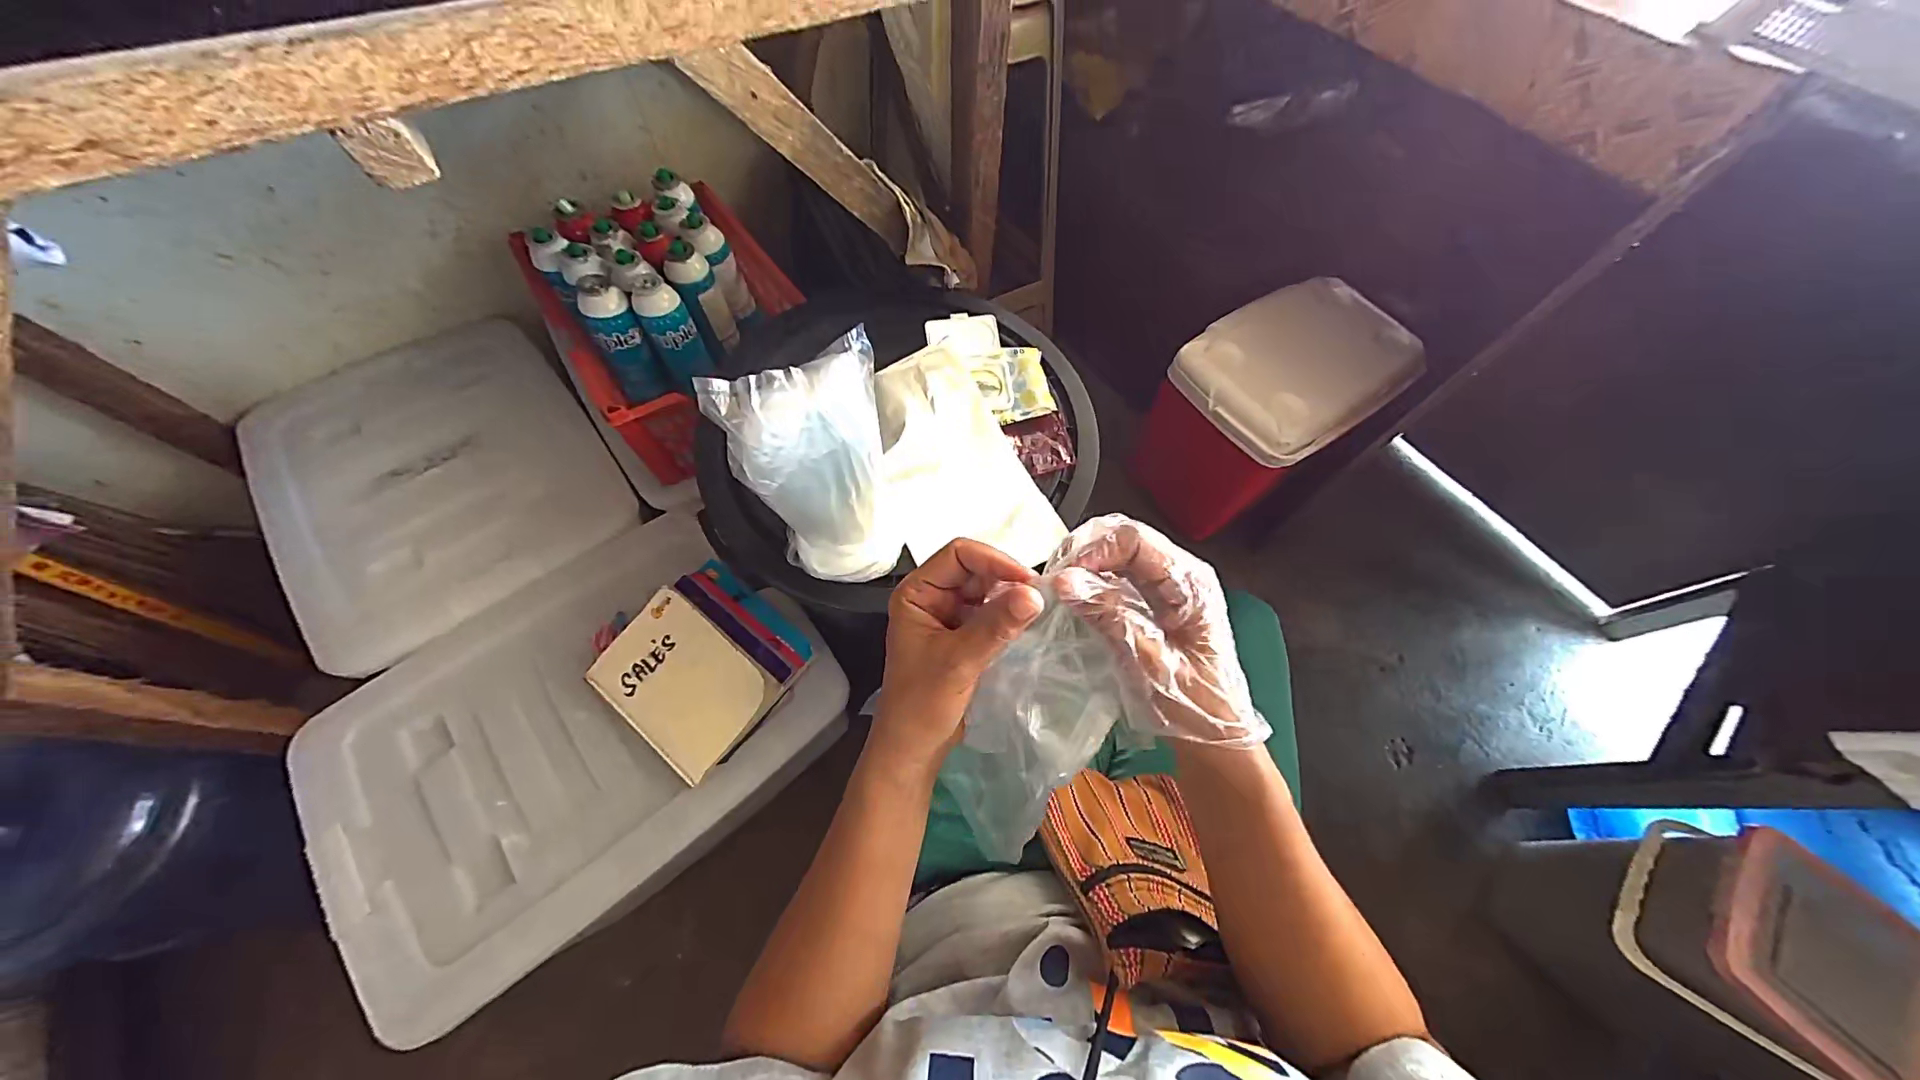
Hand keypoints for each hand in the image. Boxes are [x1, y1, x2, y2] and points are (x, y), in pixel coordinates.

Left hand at [874, 538, 1043, 776]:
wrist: (913, 748)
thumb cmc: (922, 704)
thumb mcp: (959, 661)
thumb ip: (996, 626)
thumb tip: (1034, 595)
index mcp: (916, 593)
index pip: (958, 554)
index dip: (994, 561)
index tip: (1026, 582)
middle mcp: (931, 597)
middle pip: (975, 569)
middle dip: (1005, 578)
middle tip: (1039, 597)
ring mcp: (948, 616)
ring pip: (986, 590)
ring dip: (1010, 597)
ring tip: (1036, 610)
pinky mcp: (963, 635)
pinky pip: (990, 612)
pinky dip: (1008, 614)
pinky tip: (1026, 624)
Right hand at [1052, 515, 1268, 746]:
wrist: (1217, 744)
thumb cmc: (1195, 709)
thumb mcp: (1150, 664)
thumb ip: (1110, 617)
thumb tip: (1064, 581)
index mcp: (1190, 583)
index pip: (1134, 540)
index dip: (1093, 549)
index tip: (1062, 574)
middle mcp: (1180, 576)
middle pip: (1124, 541)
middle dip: (1084, 554)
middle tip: (1053, 581)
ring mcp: (1167, 589)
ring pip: (1118, 557)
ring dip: (1085, 568)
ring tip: (1058, 591)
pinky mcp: (1153, 605)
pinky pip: (1118, 579)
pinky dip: (1092, 585)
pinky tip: (1074, 601)